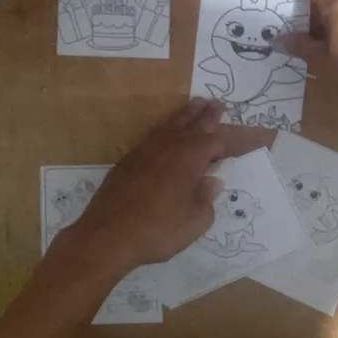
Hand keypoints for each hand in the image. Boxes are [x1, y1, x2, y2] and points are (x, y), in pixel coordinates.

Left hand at [57, 98, 227, 274]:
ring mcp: (144, 152)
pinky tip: (164, 132)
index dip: (222, 145)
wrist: (109, 235)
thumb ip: (206, 198)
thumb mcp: (195, 220)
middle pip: (190, 125)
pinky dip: (163, 129)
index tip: (228, 148)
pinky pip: (152, 136)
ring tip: (194, 104)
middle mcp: (167, 148)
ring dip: (184, 115)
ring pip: (169, 126)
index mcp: (188, 159)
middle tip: (216, 102)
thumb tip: (212, 181)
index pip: (211, 143)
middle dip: (205, 115)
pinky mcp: (127, 161)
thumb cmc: (159, 229)